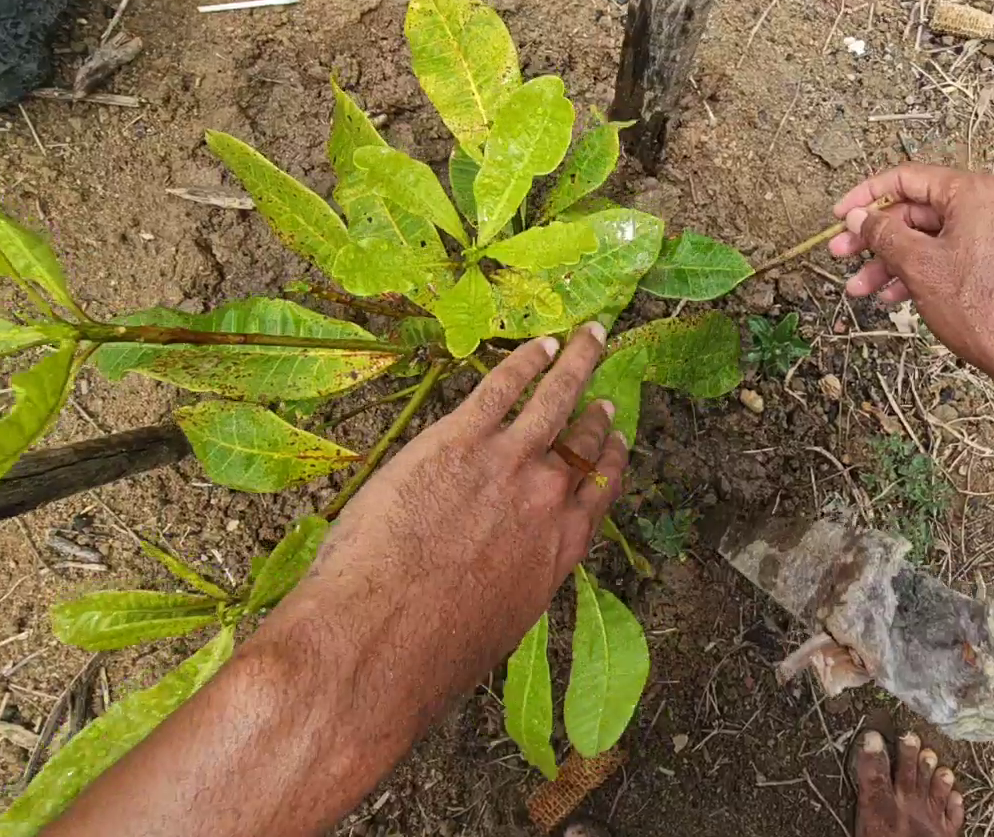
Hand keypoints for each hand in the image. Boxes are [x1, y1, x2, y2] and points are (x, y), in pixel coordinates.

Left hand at [274, 324, 628, 712]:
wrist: (375, 645)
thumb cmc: (429, 655)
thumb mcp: (499, 620)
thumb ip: (516, 577)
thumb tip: (505, 569)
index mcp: (561, 545)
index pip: (600, 487)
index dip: (612, 457)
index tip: (618, 437)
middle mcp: (549, 497)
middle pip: (585, 440)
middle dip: (599, 411)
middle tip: (607, 391)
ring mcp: (510, 461)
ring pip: (557, 398)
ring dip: (578, 363)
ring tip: (592, 339)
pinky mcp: (462, 438)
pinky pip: (504, 387)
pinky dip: (527, 362)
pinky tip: (540, 345)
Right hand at [828, 165, 993, 389]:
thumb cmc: (987, 309)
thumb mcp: (920, 266)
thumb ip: (883, 234)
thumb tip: (859, 217)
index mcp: (972, 192)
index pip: (905, 178)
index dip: (865, 197)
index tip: (840, 215)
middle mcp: (989, 206)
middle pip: (916, 212)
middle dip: (875, 238)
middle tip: (843, 255)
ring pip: (930, 240)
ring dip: (892, 262)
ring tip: (862, 289)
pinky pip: (950, 257)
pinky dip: (921, 272)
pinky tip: (897, 296)